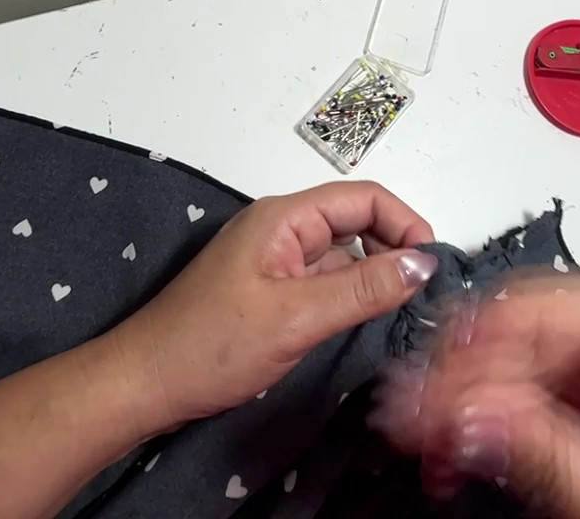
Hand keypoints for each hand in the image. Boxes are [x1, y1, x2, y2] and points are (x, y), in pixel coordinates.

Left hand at [107, 181, 438, 432]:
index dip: (404, 222)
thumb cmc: (212, 344)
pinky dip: (351, 290)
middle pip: (355, 219)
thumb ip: (363, 288)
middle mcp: (284, 226)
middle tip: (423, 292)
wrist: (147, 381)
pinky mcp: (273, 283)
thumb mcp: (296, 317)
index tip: (432, 264)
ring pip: (343, 250)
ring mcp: (277, 255)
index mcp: (285, 216)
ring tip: (403, 307)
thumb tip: (423, 263)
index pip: (363, 198)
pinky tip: (367, 316)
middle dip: (394, 246)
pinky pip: (325, 275)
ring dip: (375, 271)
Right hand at [370, 277, 579, 518]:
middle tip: (426, 385)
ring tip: (425, 415)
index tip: (458, 352)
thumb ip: (563, 468)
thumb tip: (476, 408)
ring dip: (474, 377)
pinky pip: (536, 388)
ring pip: (539, 349)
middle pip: (564, 319)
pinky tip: (454, 432)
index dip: (522, 318)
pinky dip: (486, 406)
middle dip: (484, 345)